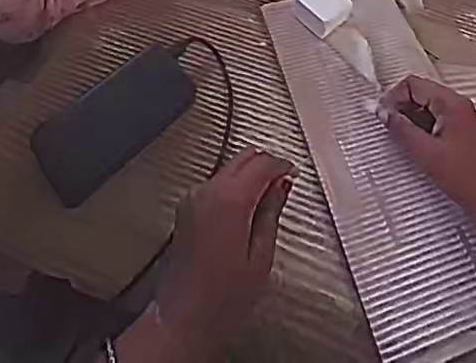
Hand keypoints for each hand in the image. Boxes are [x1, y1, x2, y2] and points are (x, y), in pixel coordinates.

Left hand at [153, 150, 295, 346]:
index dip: (281, 164)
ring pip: (228, 168)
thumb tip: (281, 185)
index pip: (261, 164)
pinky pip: (214, 184)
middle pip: (242, 158)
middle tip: (283, 179)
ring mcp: (193, 197)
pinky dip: (232, 186)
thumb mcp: (260, 257)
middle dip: (265, 164)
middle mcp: (208, 190)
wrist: (183, 318)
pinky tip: (243, 209)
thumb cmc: (223, 297)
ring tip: (266, 199)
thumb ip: (271, 212)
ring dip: (248, 175)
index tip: (292, 172)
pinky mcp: (186, 207)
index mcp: (230, 200)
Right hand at [380, 75, 475, 212]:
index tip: (382, 113)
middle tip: (388, 124)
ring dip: (410, 117)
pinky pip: (434, 118)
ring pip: (426, 105)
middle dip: (401, 106)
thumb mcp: (425, 151)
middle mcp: (458, 105)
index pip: (413, 84)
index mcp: (451, 103)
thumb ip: (400, 127)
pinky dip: (421, 126)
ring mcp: (461, 117)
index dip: (393, 96)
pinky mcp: (461, 131)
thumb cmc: (467, 179)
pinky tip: (417, 144)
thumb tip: (383, 112)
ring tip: (402, 137)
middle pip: (420, 91)